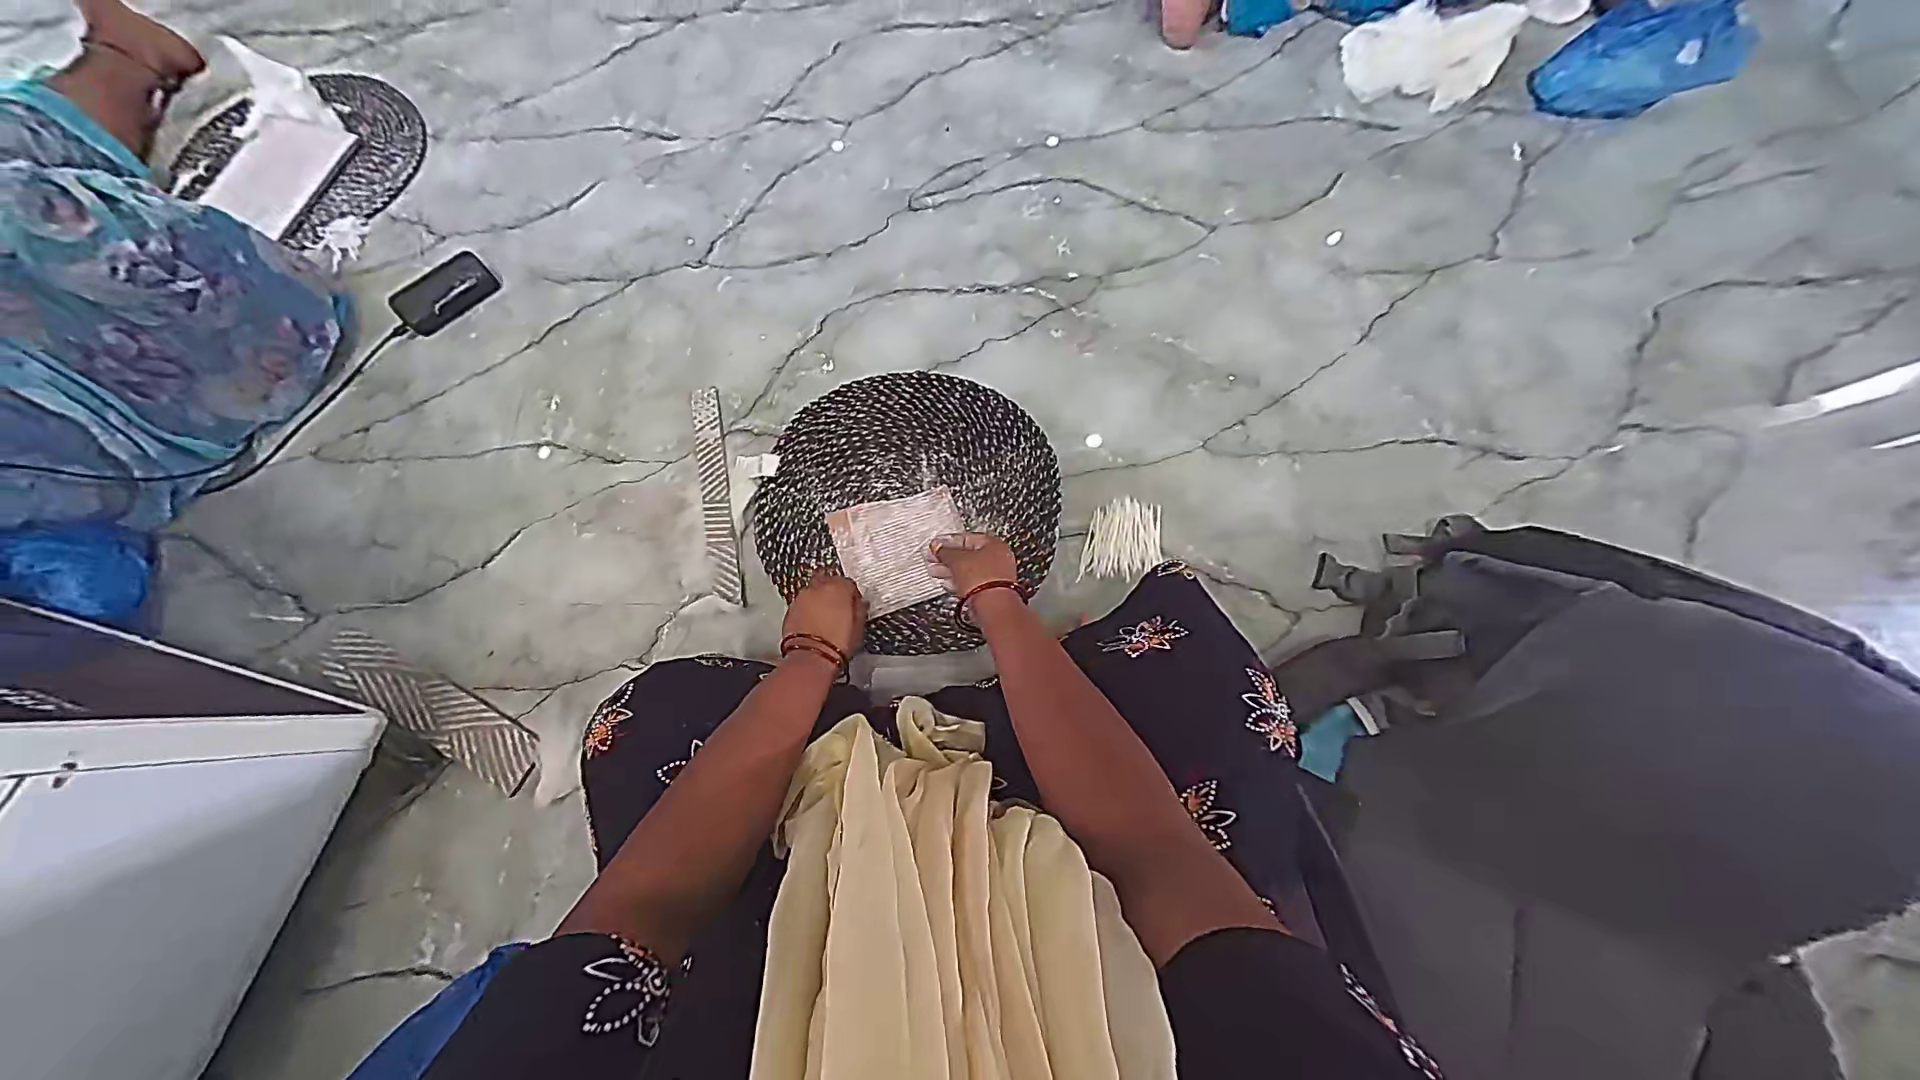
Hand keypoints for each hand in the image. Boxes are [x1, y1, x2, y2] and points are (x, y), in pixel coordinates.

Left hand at [782, 568, 866, 656]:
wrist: (811, 658)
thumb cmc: (837, 643)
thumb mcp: (859, 626)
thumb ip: (859, 609)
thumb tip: (859, 604)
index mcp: (839, 587)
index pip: (848, 583)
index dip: (851, 594)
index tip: (853, 605)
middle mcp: (818, 587)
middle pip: (826, 581)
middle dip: (832, 591)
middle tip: (837, 607)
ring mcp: (802, 597)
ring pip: (812, 592)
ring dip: (818, 600)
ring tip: (824, 617)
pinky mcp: (790, 609)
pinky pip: (802, 604)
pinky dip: (807, 610)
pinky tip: (813, 623)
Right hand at [927, 532, 1017, 595]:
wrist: (992, 607)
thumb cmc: (983, 580)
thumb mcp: (956, 560)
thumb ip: (944, 551)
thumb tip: (937, 546)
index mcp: (994, 545)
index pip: (968, 538)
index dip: (949, 541)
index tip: (936, 546)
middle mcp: (999, 559)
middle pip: (968, 555)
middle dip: (948, 558)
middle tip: (934, 559)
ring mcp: (996, 577)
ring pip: (969, 571)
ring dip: (951, 571)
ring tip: (936, 572)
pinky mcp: (990, 593)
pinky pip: (972, 584)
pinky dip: (959, 583)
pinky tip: (949, 584)